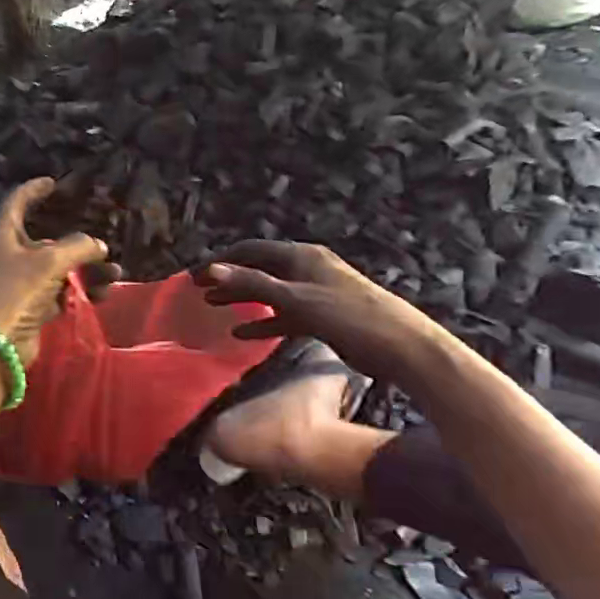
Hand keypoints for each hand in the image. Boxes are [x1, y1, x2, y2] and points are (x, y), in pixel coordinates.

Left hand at [0, 178, 108, 365]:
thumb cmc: (14, 291)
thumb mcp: (48, 261)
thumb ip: (77, 247)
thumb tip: (98, 245)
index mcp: (4, 236)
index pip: (16, 204)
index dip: (32, 191)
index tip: (52, 182)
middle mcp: (10, 256)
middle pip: (45, 240)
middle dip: (77, 242)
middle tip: (104, 245)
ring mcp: (21, 284)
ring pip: (59, 269)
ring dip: (86, 269)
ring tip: (114, 275)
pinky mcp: (31, 308)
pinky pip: (61, 293)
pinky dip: (80, 291)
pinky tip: (102, 295)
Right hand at [192, 240, 450, 382]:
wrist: (405, 349)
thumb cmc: (349, 316)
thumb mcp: (295, 298)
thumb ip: (251, 283)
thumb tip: (210, 269)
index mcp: (301, 256)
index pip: (250, 250)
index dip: (220, 260)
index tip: (194, 275)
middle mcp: (306, 269)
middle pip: (257, 269)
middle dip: (227, 278)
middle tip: (197, 290)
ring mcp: (314, 293)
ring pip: (267, 292)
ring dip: (240, 299)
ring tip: (212, 306)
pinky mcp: (321, 317)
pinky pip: (282, 315)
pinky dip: (262, 322)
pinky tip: (241, 333)